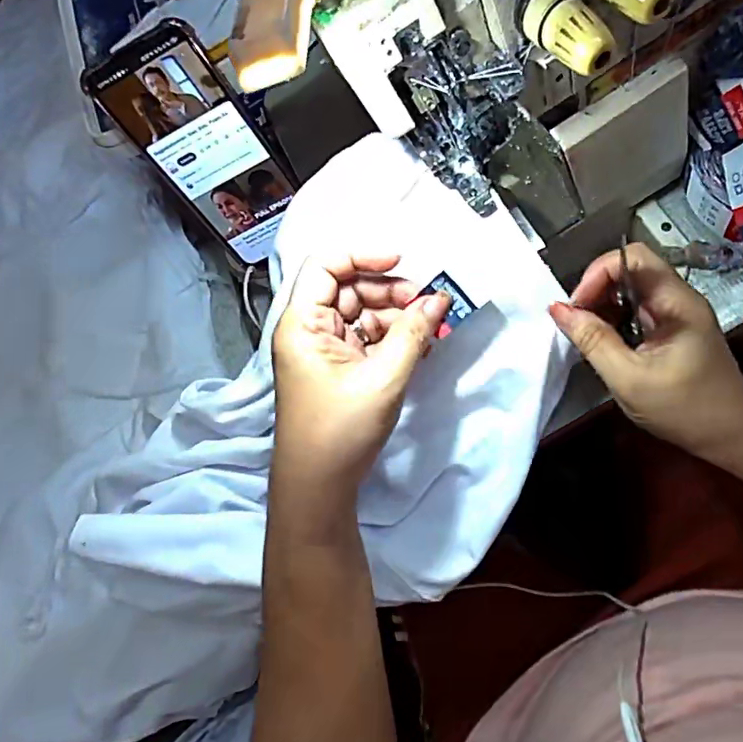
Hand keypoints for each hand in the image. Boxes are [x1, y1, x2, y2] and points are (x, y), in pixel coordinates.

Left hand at [271, 254, 450, 502]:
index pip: (325, 265)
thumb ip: (413, 334)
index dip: (362, 256)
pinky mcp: (339, 368)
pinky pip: (367, 338)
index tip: (401, 263)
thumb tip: (439, 301)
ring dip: (398, 316)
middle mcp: (309, 329)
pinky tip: (420, 347)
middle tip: (428, 305)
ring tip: (431, 329)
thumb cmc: (340, 430)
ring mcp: (324, 349)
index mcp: (303, 323)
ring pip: (363, 313)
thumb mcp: (383, 378)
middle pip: (350, 288)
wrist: (319, 486)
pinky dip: (393, 338)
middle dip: (391, 291)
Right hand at [549, 244, 742, 465]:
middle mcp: (678, 299)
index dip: (598, 274)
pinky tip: (603, 344)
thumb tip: (558, 309)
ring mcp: (677, 315)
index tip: (576, 308)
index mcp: (676, 302)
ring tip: (584, 335)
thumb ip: (593, 341)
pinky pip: (637, 312)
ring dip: (603, 306)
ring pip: (631, 291)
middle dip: (596, 290)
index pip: (633, 258)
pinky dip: (615, 321)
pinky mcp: (672, 332)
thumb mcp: (630, 379)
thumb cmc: (685, 409)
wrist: (734, 437)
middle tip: (575, 323)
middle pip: (630, 270)